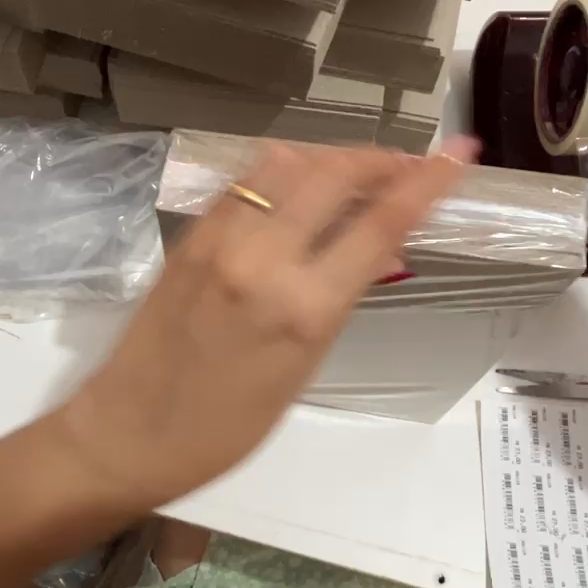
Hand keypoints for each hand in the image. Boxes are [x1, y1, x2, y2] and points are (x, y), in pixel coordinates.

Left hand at [53, 140, 472, 507]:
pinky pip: (244, 182)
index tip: (458, 155)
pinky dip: (283, 172)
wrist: (129, 432)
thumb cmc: (224, 429)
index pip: (380, 223)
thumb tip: (376, 254)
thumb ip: (336, 302)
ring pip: (285, 162)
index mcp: (303, 310)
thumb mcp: (300, 373)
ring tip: (352, 173)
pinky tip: (297, 188)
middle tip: (405, 164)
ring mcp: (218, 241)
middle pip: (334, 172)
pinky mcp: (188, 237)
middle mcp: (262, 260)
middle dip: (380, 158)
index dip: (427, 181)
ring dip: (329, 156)